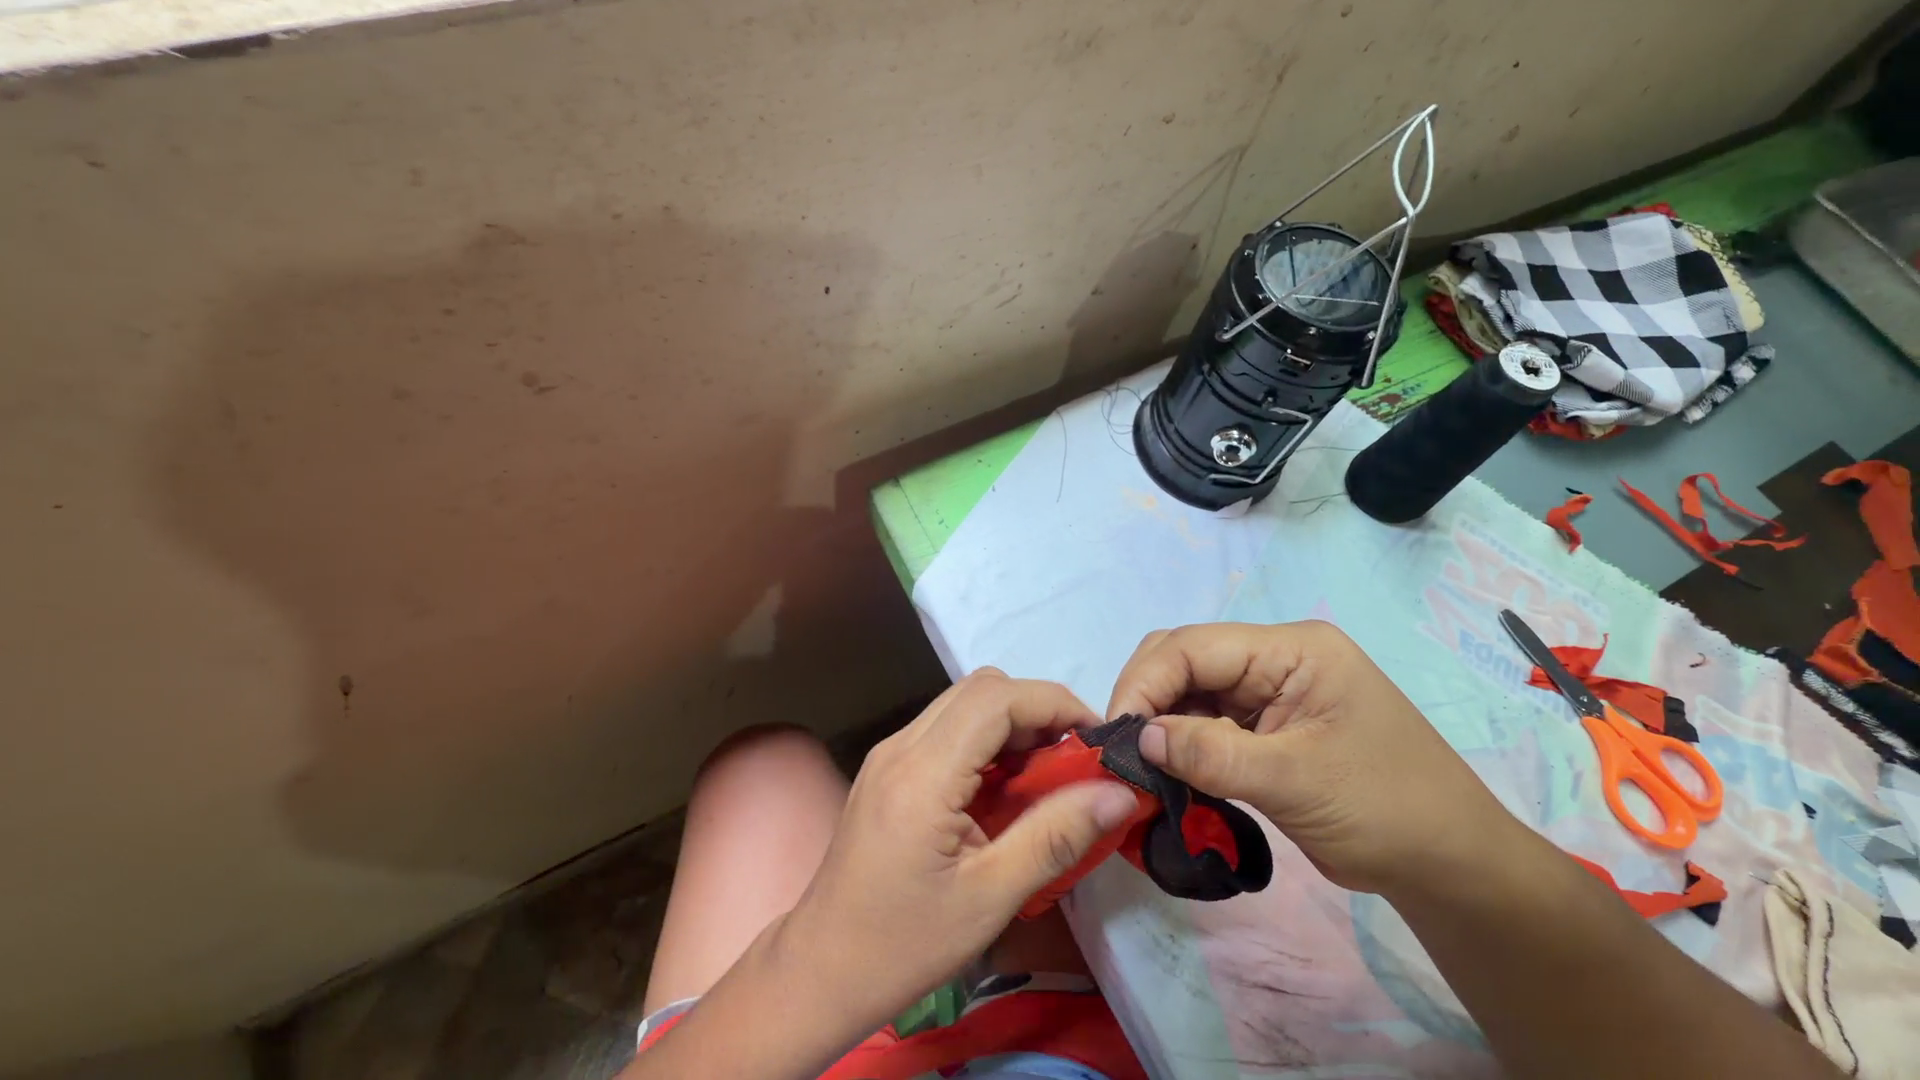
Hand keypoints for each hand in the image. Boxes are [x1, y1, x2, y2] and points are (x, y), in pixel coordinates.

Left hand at [783, 669, 1137, 1033]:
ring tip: (1047, 779)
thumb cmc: (906, 943)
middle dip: (1037, 712)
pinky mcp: (887, 772)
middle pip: (979, 690)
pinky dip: (987, 744)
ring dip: (1012, 727)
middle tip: (1075, 762)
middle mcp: (900, 748)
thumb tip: (1119, 792)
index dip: (1054, 704)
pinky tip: (1006, 792)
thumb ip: (1056, 835)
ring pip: (962, 706)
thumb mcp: (991, 896)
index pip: (996, 698)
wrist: (823, 969)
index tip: (1097, 740)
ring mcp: (889, 756)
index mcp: (922, 774)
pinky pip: (946, 732)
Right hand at [1108, 621, 1532, 897]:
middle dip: (1147, 699)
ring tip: (1139, 769)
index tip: (1115, 736)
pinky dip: (1182, 747)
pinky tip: (1167, 774)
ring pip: (1191, 693)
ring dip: (1161, 726)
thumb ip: (1212, 754)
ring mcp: (1271, 694)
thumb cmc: (1385, 809)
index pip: (1194, 647)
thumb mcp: (1295, 781)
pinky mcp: (1266, 729)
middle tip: (1121, 753)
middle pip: (1186, 660)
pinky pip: (1207, 724)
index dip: (1146, 683)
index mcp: (1293, 650)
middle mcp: (1277, 660)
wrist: (1448, 864)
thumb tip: (1138, 737)